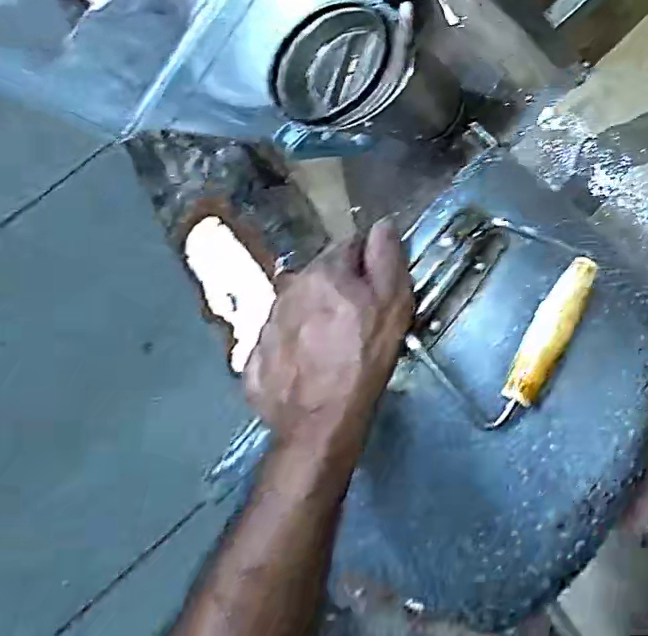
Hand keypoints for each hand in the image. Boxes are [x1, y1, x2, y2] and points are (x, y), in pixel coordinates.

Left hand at [243, 219, 413, 449]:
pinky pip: (280, 337)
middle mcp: (288, 289)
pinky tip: (310, 364)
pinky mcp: (254, 357)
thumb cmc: (364, 357)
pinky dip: (295, 344)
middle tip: (359, 319)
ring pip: (299, 305)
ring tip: (334, 345)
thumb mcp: (393, 301)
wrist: (319, 423)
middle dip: (340, 288)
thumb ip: (386, 255)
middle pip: (321, 275)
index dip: (368, 264)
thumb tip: (381, 225)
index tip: (378, 288)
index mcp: (322, 271)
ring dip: (315, 314)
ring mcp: (266, 324)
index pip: (349, 245)